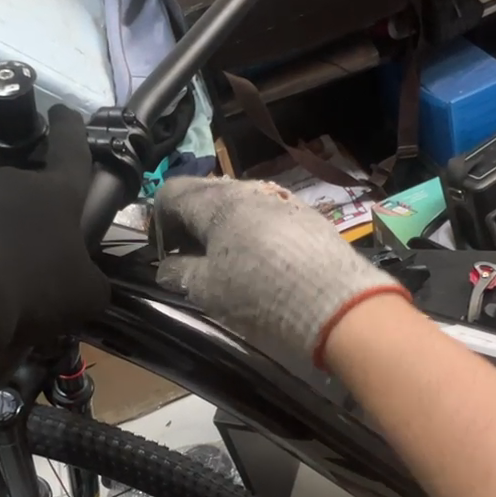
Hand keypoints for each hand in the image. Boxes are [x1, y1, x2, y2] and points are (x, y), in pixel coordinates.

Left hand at [0, 106, 109, 378]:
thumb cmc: (33, 283)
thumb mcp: (84, 294)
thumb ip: (94, 282)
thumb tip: (89, 284)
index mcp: (56, 191)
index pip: (70, 147)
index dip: (71, 128)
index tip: (66, 112)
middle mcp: (14, 183)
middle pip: (34, 193)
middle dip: (41, 217)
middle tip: (47, 253)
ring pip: (1, 217)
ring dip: (9, 240)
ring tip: (12, 280)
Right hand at [155, 178, 408, 368]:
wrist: (338, 305)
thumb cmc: (260, 295)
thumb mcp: (207, 291)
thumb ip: (178, 273)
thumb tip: (166, 266)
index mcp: (216, 202)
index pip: (171, 192)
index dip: (157, 222)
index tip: (162, 254)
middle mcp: (247, 191)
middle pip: (205, 195)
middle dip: (190, 225)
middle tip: (190, 261)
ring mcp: (280, 200)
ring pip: (237, 205)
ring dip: (222, 229)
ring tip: (226, 265)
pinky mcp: (307, 217)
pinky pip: (266, 217)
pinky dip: (252, 234)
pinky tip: (261, 265)